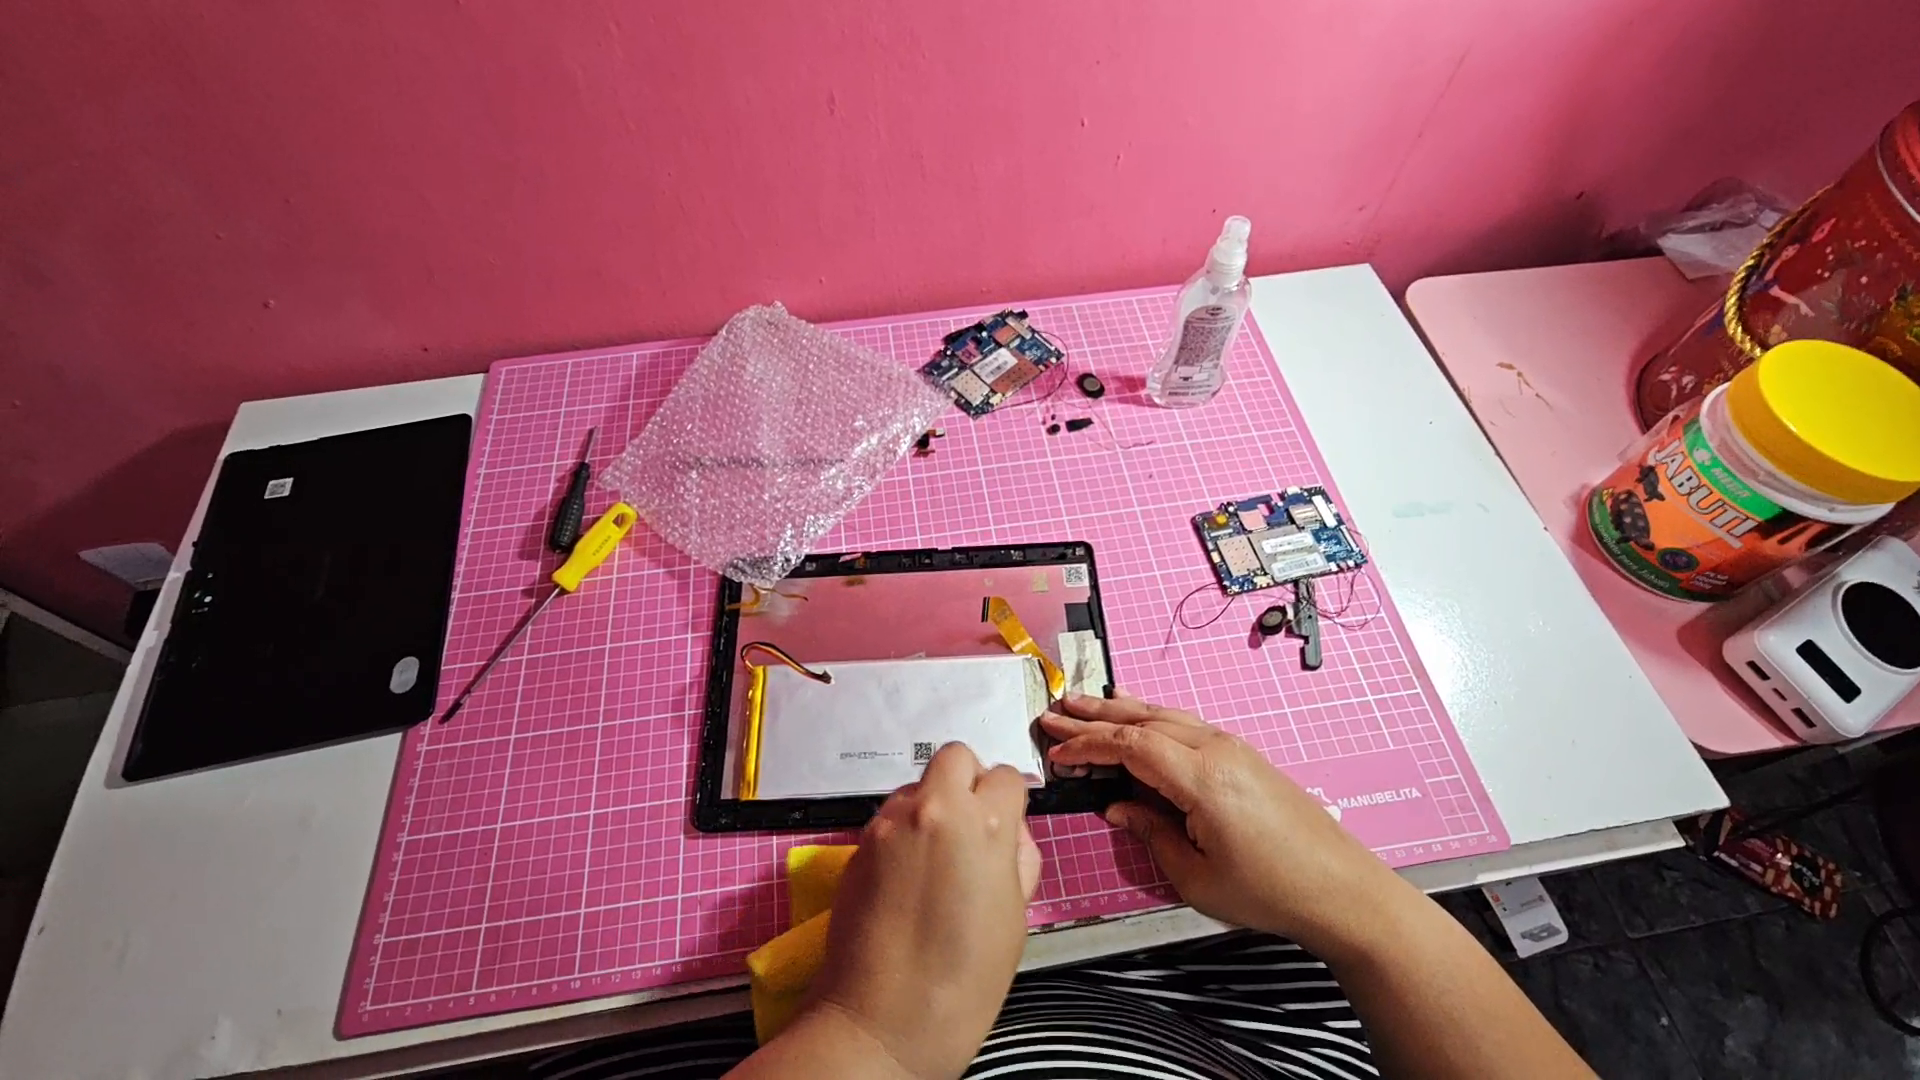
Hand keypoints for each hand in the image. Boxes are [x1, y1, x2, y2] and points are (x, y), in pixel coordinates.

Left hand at [805, 743, 1042, 1079]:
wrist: (882, 1021)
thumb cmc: (962, 982)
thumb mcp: (1015, 917)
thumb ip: (1016, 858)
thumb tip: (1009, 833)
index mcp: (983, 823)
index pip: (1005, 776)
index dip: (1010, 800)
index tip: (1007, 822)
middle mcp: (933, 808)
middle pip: (956, 757)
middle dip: (969, 781)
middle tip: (971, 825)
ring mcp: (890, 821)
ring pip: (919, 784)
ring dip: (932, 805)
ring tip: (935, 857)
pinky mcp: (859, 841)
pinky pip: (890, 815)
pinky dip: (903, 829)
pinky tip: (906, 875)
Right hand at [1040, 692, 1417, 958]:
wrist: (1342, 890)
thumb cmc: (1274, 891)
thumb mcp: (1196, 877)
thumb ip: (1149, 833)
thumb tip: (1118, 808)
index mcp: (1202, 778)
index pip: (1130, 746)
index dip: (1087, 745)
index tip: (1057, 751)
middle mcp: (1216, 749)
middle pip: (1142, 720)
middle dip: (1093, 716)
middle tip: (1055, 712)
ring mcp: (1232, 747)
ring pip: (1162, 715)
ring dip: (1119, 710)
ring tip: (1083, 704)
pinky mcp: (1241, 754)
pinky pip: (1184, 723)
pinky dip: (1151, 716)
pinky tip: (1136, 712)